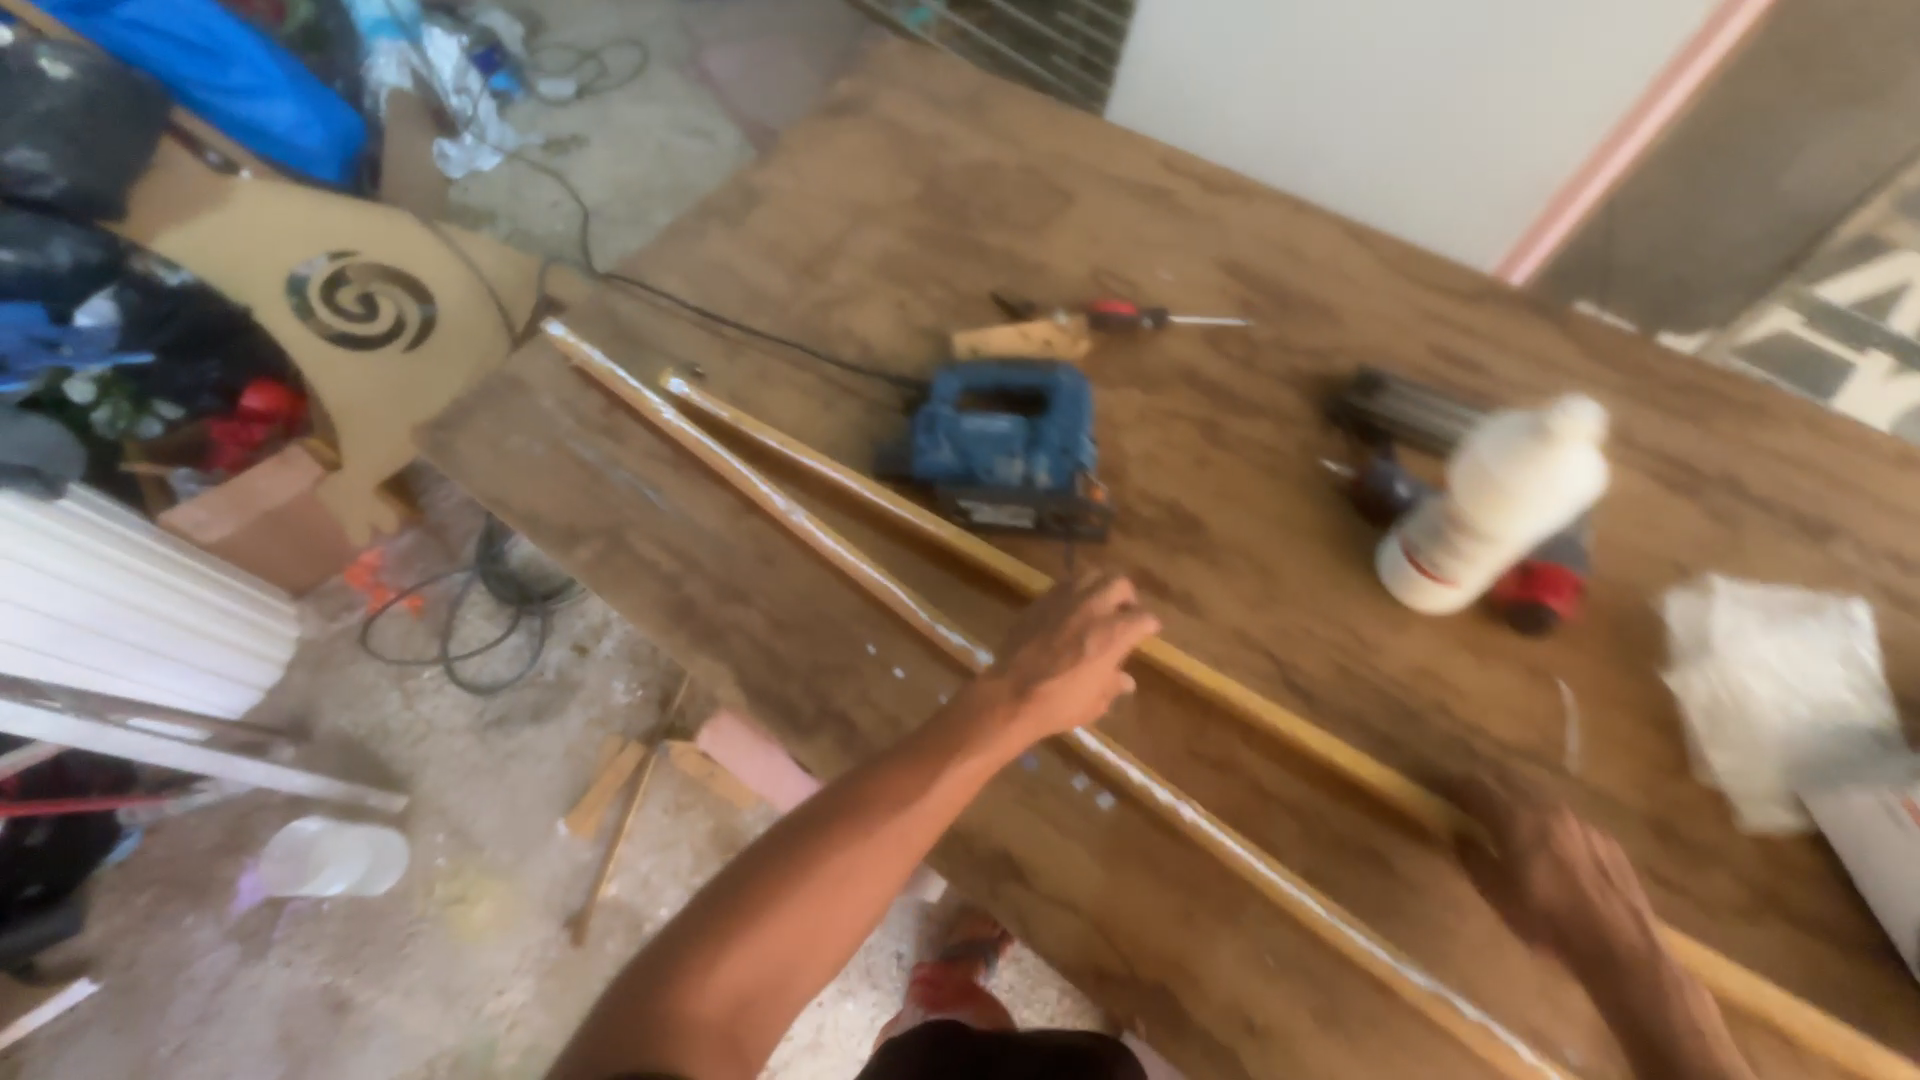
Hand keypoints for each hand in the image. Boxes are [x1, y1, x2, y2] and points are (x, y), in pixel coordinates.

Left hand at [954, 572, 1159, 746]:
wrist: (1010, 694)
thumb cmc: (1059, 703)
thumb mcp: (1095, 702)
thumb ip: (1113, 685)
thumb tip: (1126, 680)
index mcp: (1113, 634)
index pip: (1144, 618)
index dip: (1149, 625)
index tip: (1149, 631)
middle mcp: (1092, 609)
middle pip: (1120, 583)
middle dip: (1127, 596)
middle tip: (1124, 611)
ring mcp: (1064, 600)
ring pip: (1091, 575)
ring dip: (1100, 586)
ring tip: (1098, 603)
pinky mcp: (1040, 601)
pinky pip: (1064, 584)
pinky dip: (1074, 591)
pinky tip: (1071, 607)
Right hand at [1445, 770, 1659, 978]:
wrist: (1622, 949)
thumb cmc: (1548, 921)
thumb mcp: (1496, 894)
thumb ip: (1473, 858)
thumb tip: (1461, 835)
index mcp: (1515, 818)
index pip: (1475, 786)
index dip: (1453, 785)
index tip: (1438, 788)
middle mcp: (1548, 810)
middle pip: (1508, 781)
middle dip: (1485, 786)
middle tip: (1469, 799)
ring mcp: (1582, 823)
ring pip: (1540, 798)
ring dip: (1518, 801)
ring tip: (1509, 821)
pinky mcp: (1606, 841)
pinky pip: (1567, 819)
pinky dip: (1547, 822)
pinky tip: (1550, 847)